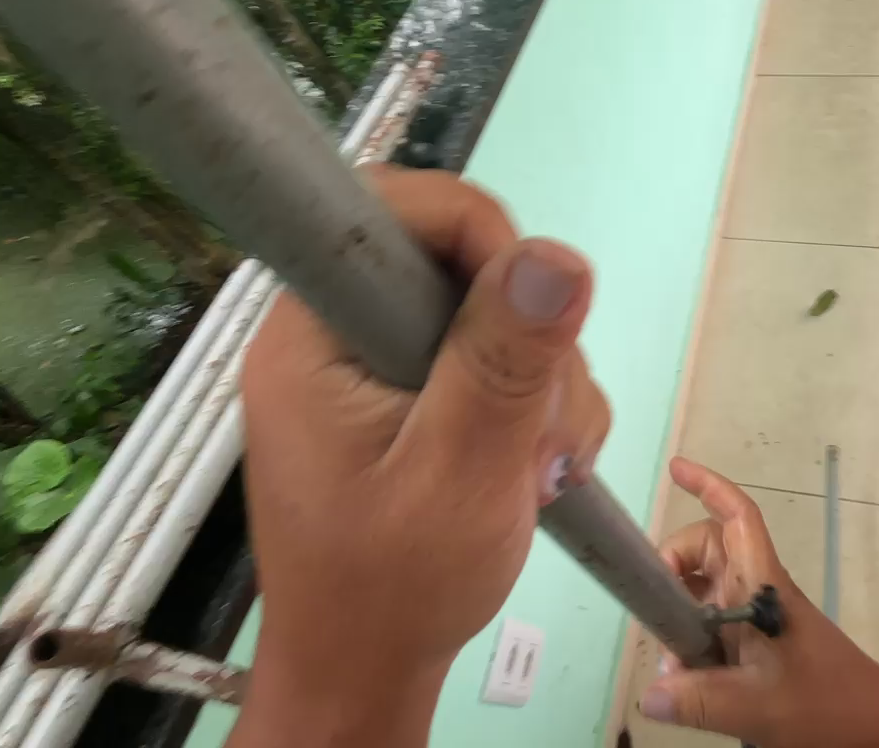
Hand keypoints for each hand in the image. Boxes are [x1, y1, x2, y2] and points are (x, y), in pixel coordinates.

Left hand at [230, 167, 610, 747]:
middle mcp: (349, 328)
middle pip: (466, 261)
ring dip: (546, 382)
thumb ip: (503, 366)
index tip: (533, 307)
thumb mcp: (459, 476)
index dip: (473, 229)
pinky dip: (542, 402)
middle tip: (544, 425)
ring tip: (539, 466)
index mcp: (318, 331)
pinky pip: (505, 353)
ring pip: (501, 311)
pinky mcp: (425, 387)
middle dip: (530, 338)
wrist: (371, 670)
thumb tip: (559, 257)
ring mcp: (389, 359)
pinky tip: (538, 463)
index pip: (391, 210)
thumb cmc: (393, 589)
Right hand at [642, 458, 878, 747]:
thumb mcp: (758, 706)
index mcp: (761, 581)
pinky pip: (710, 620)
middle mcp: (754, 586)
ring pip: (704, 586)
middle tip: (656, 610)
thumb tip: (648, 694)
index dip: (709, 485)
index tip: (676, 468)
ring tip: (669, 654)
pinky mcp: (753, 638)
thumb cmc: (825, 701)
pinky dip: (690, 637)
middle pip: (706, 548)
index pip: (737, 517)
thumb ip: (700, 701)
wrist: (871, 723)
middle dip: (675, 565)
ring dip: (679, 609)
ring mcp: (753, 611)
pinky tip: (683, 675)